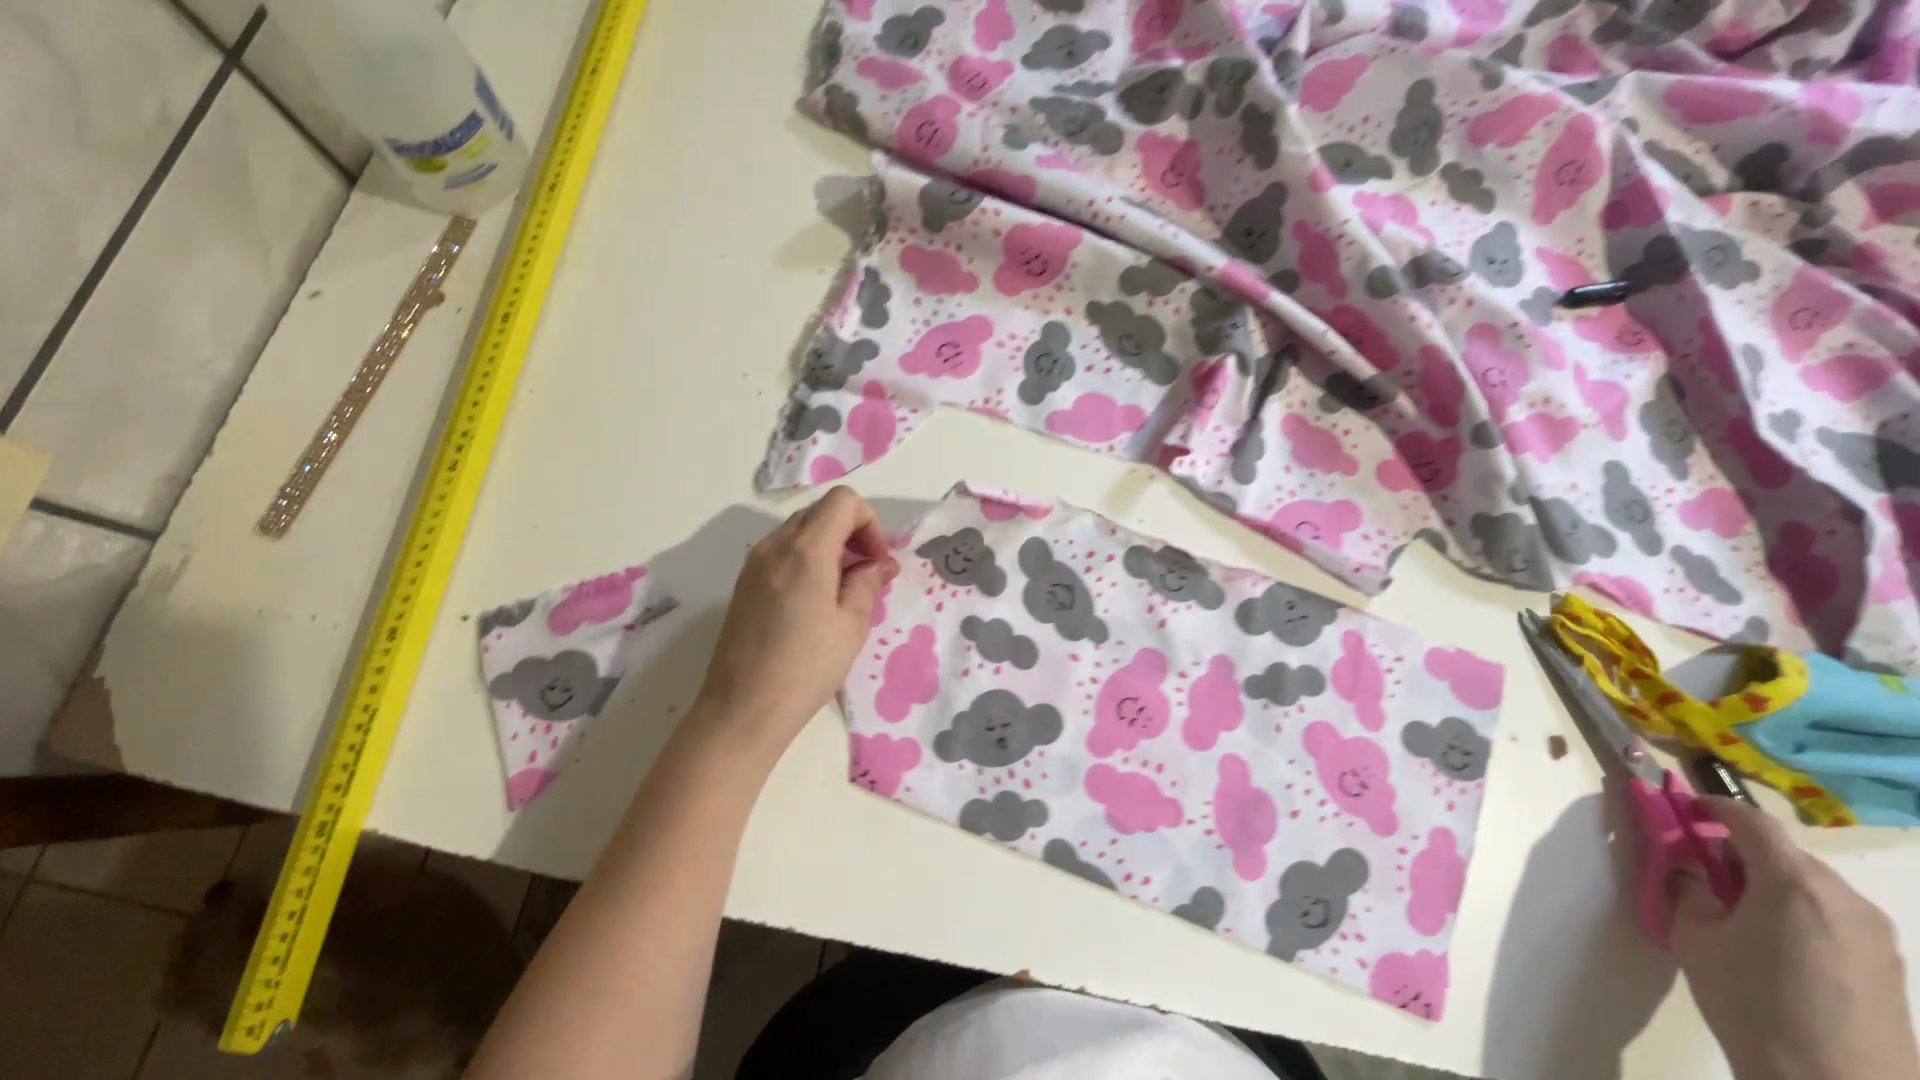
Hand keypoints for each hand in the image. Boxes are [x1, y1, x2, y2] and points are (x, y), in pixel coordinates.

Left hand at [693, 487, 896, 750]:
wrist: (742, 708)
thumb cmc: (806, 668)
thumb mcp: (851, 626)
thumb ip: (867, 583)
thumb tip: (879, 563)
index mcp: (805, 549)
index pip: (843, 501)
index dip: (869, 523)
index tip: (877, 562)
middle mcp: (775, 545)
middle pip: (820, 512)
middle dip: (851, 533)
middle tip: (866, 575)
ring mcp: (754, 563)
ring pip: (800, 531)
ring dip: (829, 547)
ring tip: (842, 592)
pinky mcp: (744, 584)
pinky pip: (782, 553)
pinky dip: (806, 561)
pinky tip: (815, 603)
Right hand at [1669, 796, 1919, 1079]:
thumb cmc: (1752, 1003)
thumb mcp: (1695, 941)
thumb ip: (1689, 894)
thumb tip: (1692, 875)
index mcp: (1792, 882)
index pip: (1751, 821)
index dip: (1715, 808)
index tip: (1686, 809)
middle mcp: (1843, 896)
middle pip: (1786, 855)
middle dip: (1743, 855)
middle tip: (1706, 875)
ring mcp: (1875, 932)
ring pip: (1813, 888)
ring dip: (1774, 887)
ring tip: (1743, 920)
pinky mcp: (1889, 964)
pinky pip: (1836, 919)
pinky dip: (1802, 916)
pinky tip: (1781, 953)